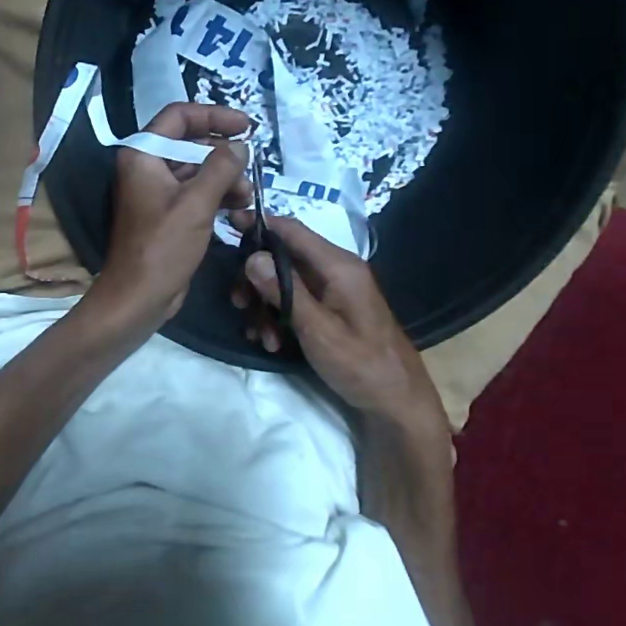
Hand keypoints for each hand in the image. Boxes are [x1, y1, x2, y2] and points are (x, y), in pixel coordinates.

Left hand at [87, 102, 253, 327]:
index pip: (179, 116)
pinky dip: (216, 195)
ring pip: (196, 169)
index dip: (214, 115)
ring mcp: (155, 191)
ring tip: (247, 195)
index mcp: (142, 155)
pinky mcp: (166, 213)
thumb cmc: (163, 246)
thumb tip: (240, 146)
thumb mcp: (197, 203)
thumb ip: (221, 168)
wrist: (139, 295)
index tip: (246, 126)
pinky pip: (194, 192)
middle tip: (251, 168)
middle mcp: (146, 166)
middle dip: (223, 154)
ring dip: (224, 177)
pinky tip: (239, 207)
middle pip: (189, 143)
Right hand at [230, 212, 449, 439]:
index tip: (228, 224)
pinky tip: (273, 342)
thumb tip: (252, 256)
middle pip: (283, 257)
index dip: (259, 224)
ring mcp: (334, 289)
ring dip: (265, 305)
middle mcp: (336, 270)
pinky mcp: (331, 308)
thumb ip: (284, 291)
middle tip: (239, 304)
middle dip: (255, 278)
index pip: (292, 230)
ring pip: (284, 281)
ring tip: (260, 336)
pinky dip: (278, 317)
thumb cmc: (361, 364)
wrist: (397, 401)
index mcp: (338, 266)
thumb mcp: (318, 330)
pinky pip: (295, 301)